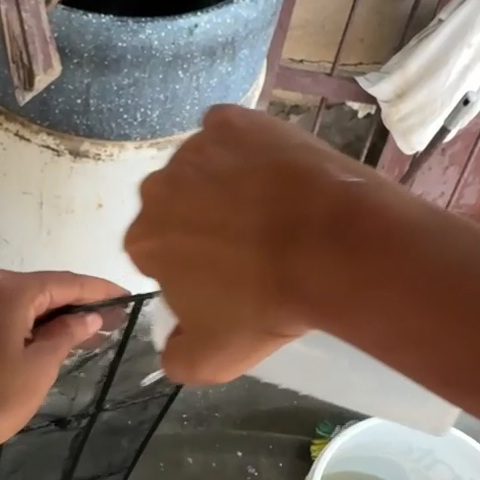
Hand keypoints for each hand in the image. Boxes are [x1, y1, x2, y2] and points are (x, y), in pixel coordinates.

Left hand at [0, 270, 129, 466]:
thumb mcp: (38, 368)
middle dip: (78, 305)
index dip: (99, 291)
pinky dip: (29, 326)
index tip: (128, 296)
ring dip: (54, 318)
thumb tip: (88, 318)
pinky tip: (49, 341)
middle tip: (114, 320)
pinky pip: (3, 318)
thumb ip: (66, 336)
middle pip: (43, 290)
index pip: (66, 283)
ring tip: (90, 334)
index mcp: (9, 291)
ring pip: (22, 305)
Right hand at [125, 105, 389, 382]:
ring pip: (201, 171)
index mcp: (144, 240)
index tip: (221, 278)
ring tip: (269, 211)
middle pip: (173, 208)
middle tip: (246, 246)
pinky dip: (245, 150)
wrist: (336, 247)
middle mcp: (157, 187)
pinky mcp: (236, 120)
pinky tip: (274, 174)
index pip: (153, 254)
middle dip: (198, 224)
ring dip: (221, 187)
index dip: (185, 268)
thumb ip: (175, 358)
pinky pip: (230, 135)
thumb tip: (172, 343)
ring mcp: (196, 148)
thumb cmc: (268, 306)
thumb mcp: (213, 359)